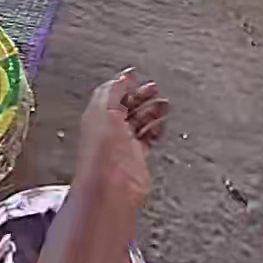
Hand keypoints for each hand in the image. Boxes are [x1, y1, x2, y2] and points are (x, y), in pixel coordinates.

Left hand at [74, 69, 168, 211]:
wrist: (111, 186)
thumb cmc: (102, 152)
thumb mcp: (105, 110)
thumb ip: (114, 90)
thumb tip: (123, 76)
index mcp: (98, 115)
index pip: (112, 94)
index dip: (124, 85)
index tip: (135, 76)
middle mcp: (110, 129)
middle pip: (128, 106)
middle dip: (142, 96)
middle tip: (155, 88)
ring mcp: (124, 143)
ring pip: (141, 121)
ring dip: (153, 111)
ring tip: (165, 105)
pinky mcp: (137, 157)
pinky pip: (148, 138)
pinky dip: (156, 130)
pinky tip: (161, 125)